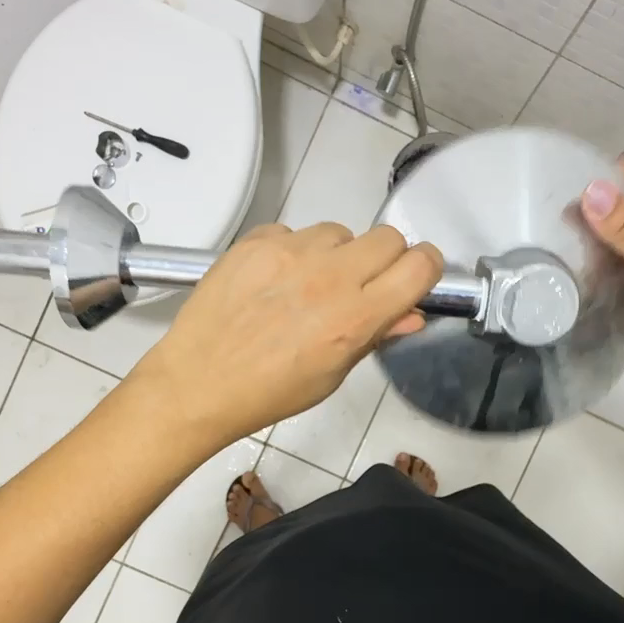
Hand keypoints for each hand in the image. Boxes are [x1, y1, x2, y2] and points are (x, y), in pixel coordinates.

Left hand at [126, 222, 443, 444]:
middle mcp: (328, 278)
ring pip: (339, 231)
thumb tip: (409, 314)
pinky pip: (293, 232)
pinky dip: (293, 251)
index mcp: (353, 318)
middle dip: (385, 259)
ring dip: (336, 253)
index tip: (415, 276)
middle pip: (387, 237)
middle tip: (363, 284)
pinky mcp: (256, 241)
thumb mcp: (333, 375)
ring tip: (310, 285)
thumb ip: (375, 336)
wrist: (200, 382)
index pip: (419, 265)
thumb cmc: (267, 391)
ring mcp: (289, 253)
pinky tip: (276, 282)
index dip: (424, 268)